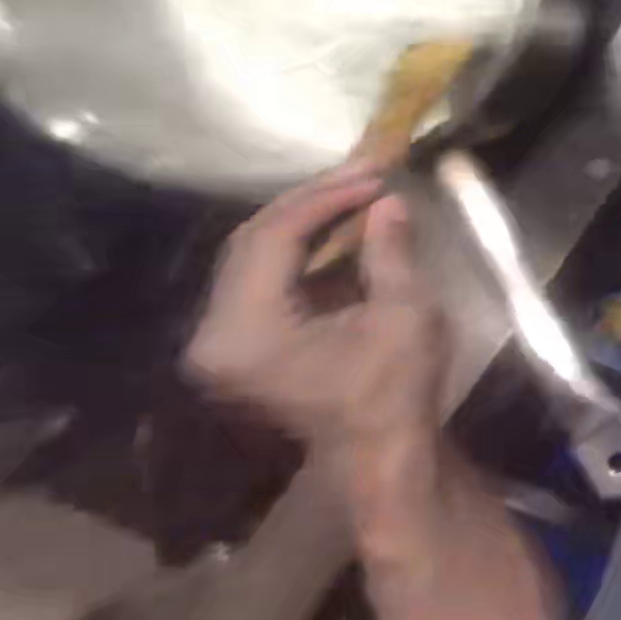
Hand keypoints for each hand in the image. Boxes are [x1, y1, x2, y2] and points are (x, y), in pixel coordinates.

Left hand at [184, 167, 446, 457]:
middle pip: (252, 242)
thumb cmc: (397, 386)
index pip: (271, 240)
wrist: (383, 447)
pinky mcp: (244, 342)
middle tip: (368, 171)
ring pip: (255, 256)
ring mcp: (223, 339)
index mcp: (246, 330)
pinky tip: (344, 228)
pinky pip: (265, 278)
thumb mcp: (406, 314)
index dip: (324, 200)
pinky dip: (305, 248)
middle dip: (313, 200)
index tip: (378, 177)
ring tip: (358, 190)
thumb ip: (391, 253)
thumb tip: (389, 201)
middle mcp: (214, 332)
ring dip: (308, 219)